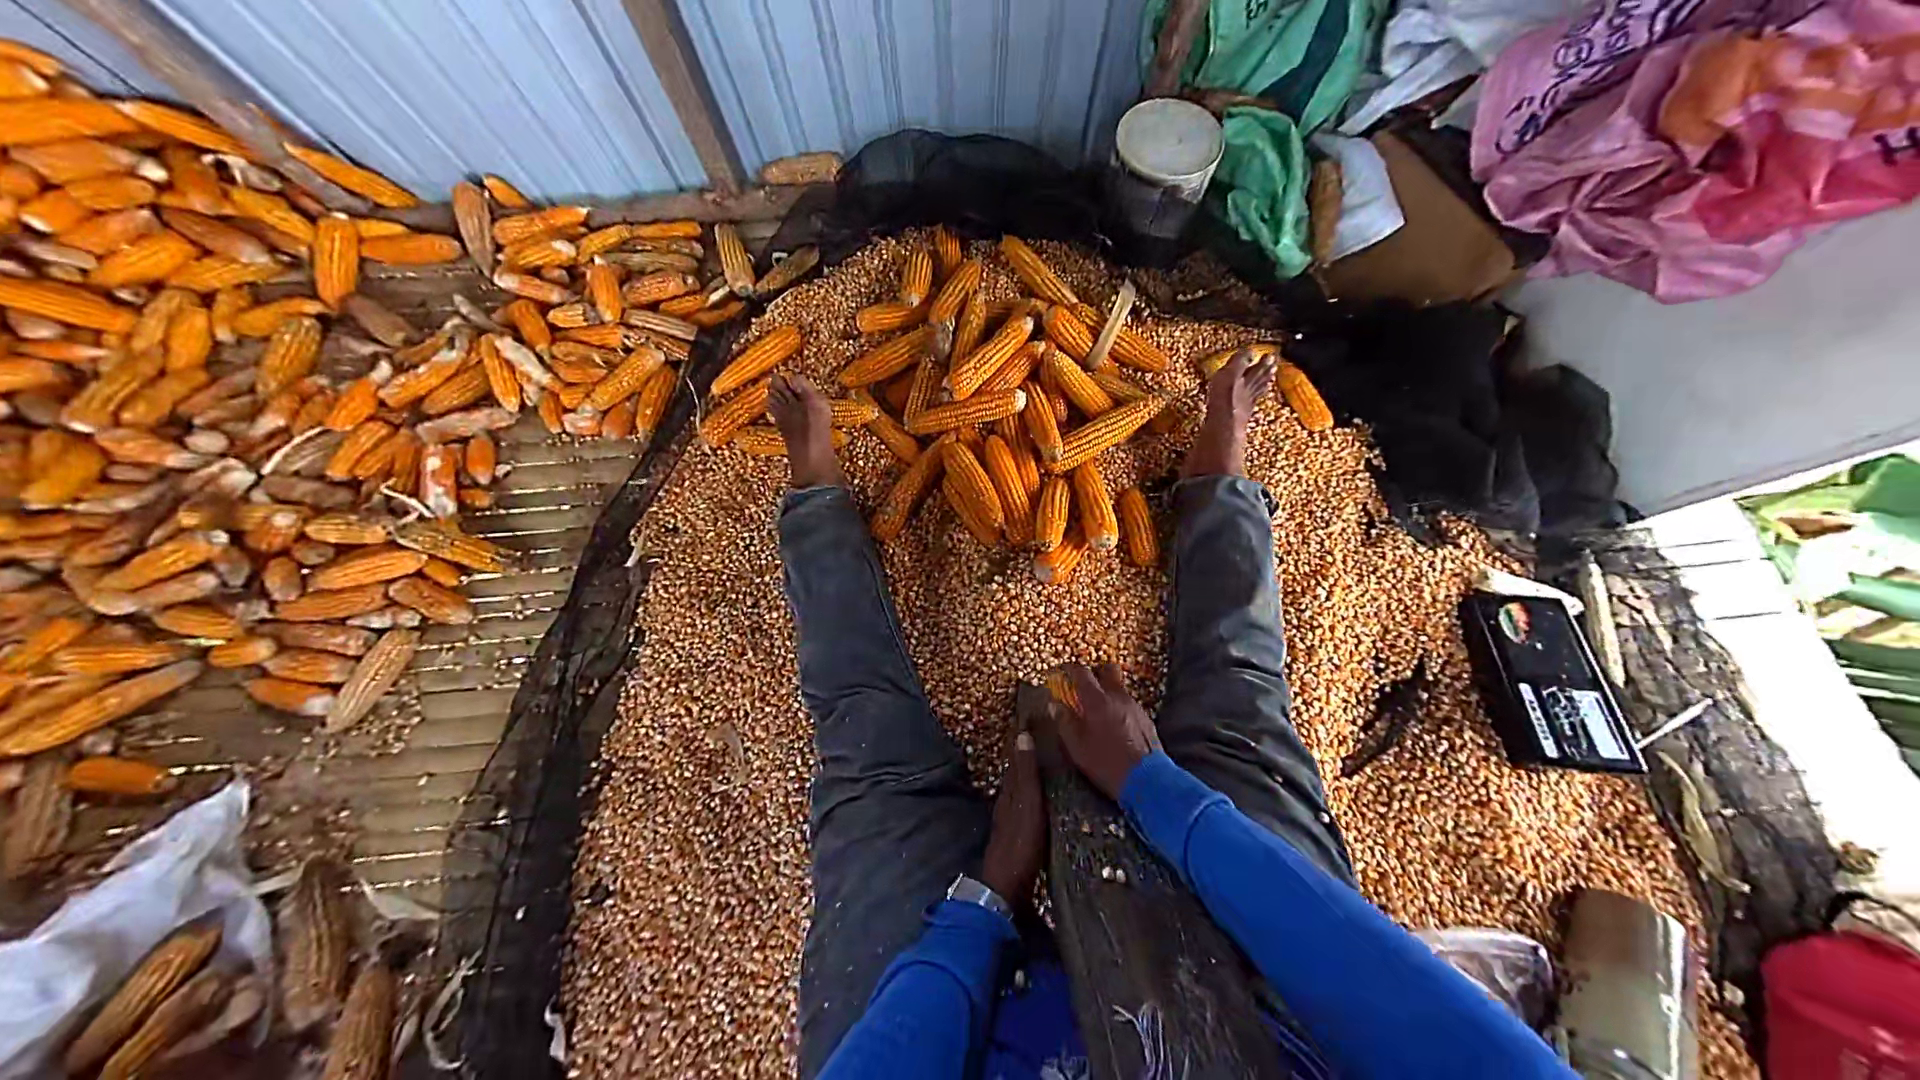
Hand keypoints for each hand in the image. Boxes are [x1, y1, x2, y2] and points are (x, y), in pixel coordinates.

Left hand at [979, 725, 1043, 907]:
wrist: (1008, 886)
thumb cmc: (1020, 842)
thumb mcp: (1027, 803)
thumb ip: (1026, 772)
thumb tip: (1022, 734)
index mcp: (1010, 790)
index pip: (1016, 757)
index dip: (1023, 739)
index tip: (1032, 718)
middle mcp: (1009, 801)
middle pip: (1018, 772)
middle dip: (1029, 754)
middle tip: (1045, 735)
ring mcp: (1013, 819)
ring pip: (1023, 788)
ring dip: (1033, 775)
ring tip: (1050, 762)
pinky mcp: (1020, 834)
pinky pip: (1029, 805)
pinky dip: (1037, 794)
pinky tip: (1047, 798)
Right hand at [1056, 662, 1160, 799]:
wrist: (1148, 781)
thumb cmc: (1106, 763)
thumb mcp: (1077, 747)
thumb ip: (1065, 722)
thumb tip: (1056, 706)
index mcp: (1097, 701)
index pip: (1081, 672)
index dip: (1069, 669)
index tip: (1061, 672)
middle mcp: (1118, 697)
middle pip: (1108, 669)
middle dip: (1095, 672)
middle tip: (1084, 686)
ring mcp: (1135, 707)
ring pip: (1119, 689)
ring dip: (1108, 693)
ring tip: (1098, 712)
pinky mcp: (1146, 720)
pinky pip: (1129, 705)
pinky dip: (1119, 709)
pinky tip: (1115, 727)